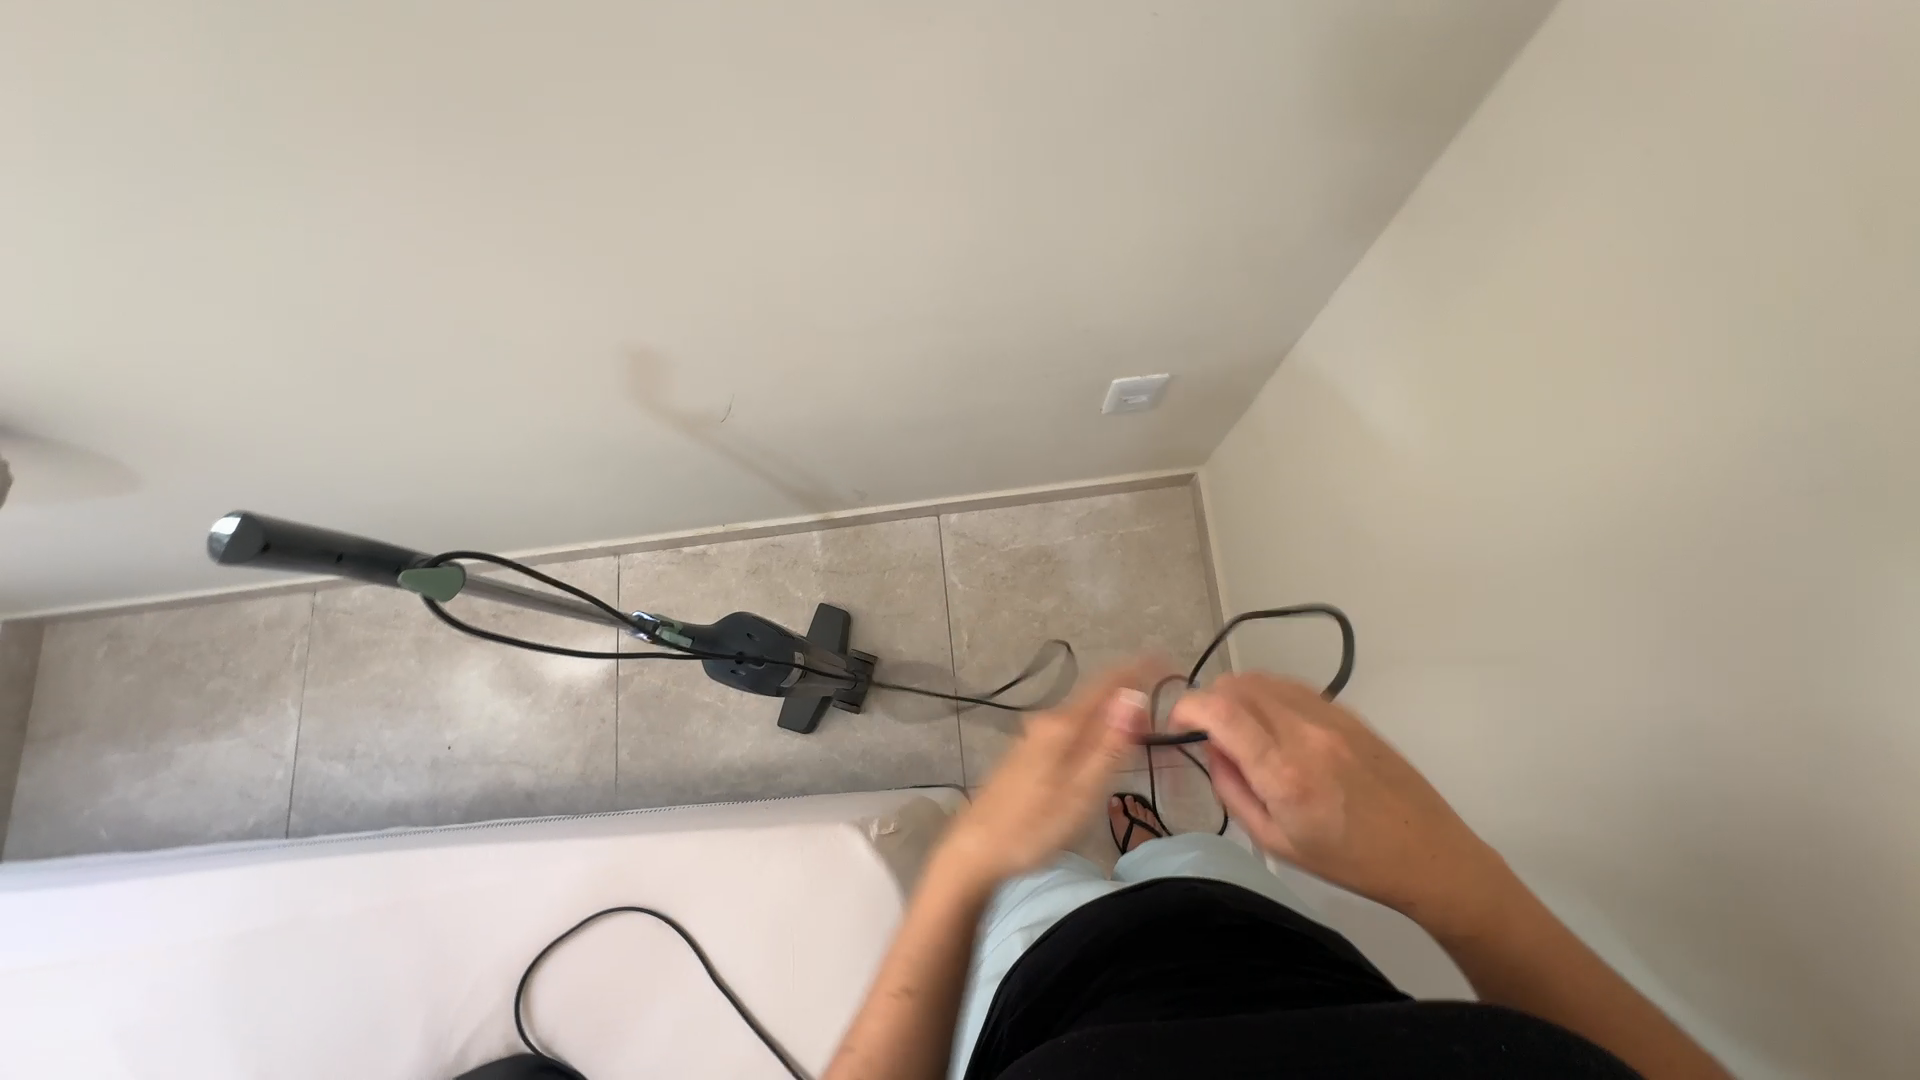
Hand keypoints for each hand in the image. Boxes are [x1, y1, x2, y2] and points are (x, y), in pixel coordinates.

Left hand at [934, 662, 1157, 886]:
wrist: (973, 850)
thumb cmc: (1032, 828)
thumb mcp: (1081, 792)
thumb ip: (1109, 745)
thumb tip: (1134, 696)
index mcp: (1062, 726)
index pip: (1106, 682)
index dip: (1137, 669)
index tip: (1166, 663)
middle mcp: (1045, 723)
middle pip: (1094, 698)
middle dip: (1128, 698)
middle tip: (1161, 716)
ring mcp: (1032, 738)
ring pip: (1081, 716)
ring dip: (1110, 717)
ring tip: (1139, 733)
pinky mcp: (1025, 755)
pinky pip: (1068, 731)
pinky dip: (1092, 732)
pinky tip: (1099, 752)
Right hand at [1170, 674, 1516, 932]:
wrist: (1429, 855)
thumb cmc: (1347, 860)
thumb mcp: (1274, 841)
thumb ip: (1232, 789)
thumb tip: (1212, 749)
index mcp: (1284, 773)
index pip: (1219, 712)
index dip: (1186, 708)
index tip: (1177, 724)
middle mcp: (1305, 733)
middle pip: (1235, 686)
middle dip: (1207, 701)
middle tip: (1205, 730)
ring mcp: (1330, 716)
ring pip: (1261, 679)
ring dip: (1235, 694)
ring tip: (1236, 725)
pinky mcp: (1348, 712)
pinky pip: (1290, 687)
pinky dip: (1265, 695)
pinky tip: (1269, 723)